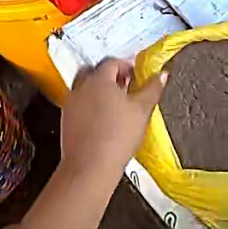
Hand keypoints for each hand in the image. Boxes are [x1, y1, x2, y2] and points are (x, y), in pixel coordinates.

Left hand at [59, 58, 168, 180]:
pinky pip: (79, 104)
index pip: (112, 62)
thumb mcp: (143, 110)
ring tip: (115, 104)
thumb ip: (152, 88)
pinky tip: (103, 119)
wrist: (91, 165)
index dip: (126, 66)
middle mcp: (81, 87)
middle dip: (109, 76)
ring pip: (84, 88)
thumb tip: (161, 75)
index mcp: (99, 79)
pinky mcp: (66, 120)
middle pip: (93, 71)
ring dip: (98, 90)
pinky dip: (90, 105)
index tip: (136, 76)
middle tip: (124, 86)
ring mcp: (71, 104)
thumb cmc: (117, 136)